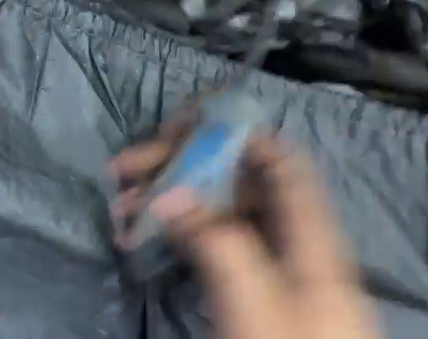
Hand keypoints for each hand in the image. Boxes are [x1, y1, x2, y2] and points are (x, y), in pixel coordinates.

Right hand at [110, 134, 378, 338]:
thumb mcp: (255, 304)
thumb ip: (219, 243)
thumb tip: (168, 191)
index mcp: (310, 241)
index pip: (282, 164)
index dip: (236, 133)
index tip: (179, 122)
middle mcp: (290, 241)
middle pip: (232, 180)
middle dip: (172, 164)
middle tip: (119, 167)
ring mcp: (269, 261)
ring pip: (211, 205)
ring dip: (160, 194)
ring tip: (118, 204)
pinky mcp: (247, 281)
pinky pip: (204, 233)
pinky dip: (167, 223)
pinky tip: (134, 229)